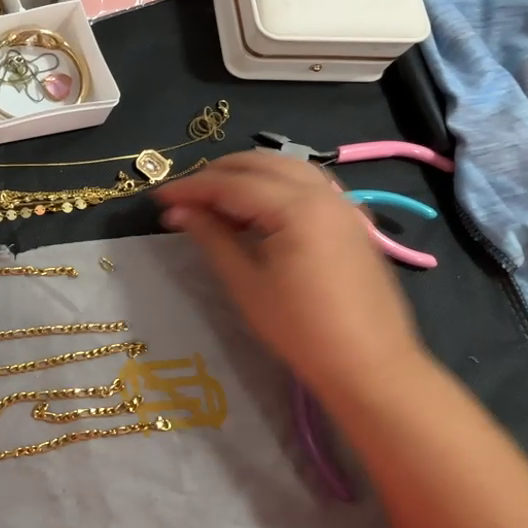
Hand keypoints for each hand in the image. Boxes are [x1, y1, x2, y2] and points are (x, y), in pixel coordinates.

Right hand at [154, 152, 426, 397]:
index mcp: (295, 208)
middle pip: (259, 164)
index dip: (190, 188)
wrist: (369, 363)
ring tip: (215, 198)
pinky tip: (257, 205)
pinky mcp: (350, 219)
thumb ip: (211, 236)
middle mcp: (321, 194)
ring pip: (285, 166)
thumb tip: (177, 211)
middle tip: (184, 198)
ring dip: (246, 173)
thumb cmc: (299, 327)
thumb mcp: (244, 282)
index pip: (230, 184)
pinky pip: (307, 182)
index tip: (158, 198)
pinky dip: (275, 182)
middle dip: (216, 174)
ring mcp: (341, 204)